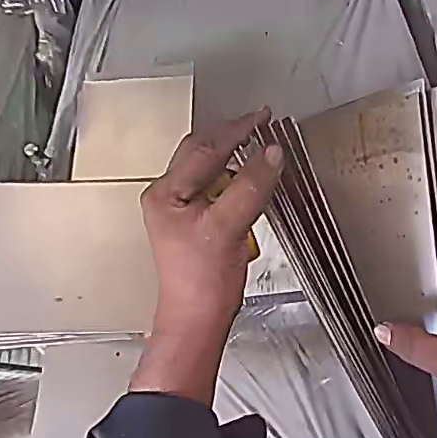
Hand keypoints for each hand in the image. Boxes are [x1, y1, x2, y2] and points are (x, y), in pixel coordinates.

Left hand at [130, 111, 283, 401]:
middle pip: (202, 154)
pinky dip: (237, 181)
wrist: (197, 319)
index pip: (205, 150)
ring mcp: (181, 213)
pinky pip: (218, 191)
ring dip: (234, 159)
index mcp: (166, 194)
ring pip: (209, 171)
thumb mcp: (227, 227)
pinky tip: (252, 183)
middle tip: (259, 125)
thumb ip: (249, 187)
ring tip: (259, 150)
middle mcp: (168, 199)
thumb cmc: (199, 283)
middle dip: (231, 138)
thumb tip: (270, 154)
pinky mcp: (197, 226)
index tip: (261, 118)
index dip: (236, 131)